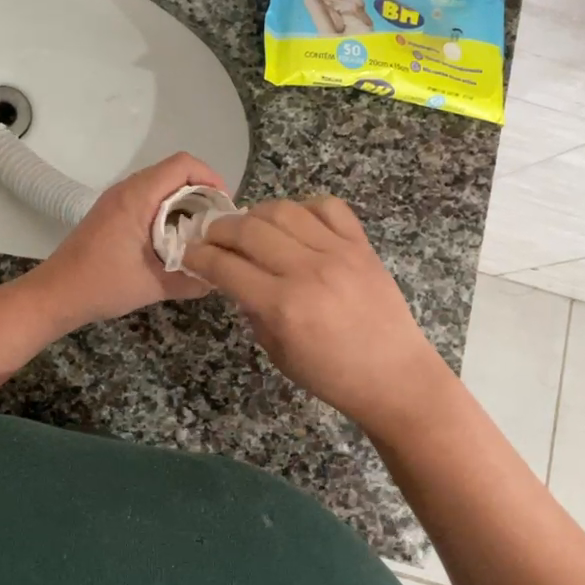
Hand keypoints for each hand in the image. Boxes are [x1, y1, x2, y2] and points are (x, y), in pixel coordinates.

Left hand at [25, 152, 228, 329]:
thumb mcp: (153, 285)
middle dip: (201, 193)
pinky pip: (146, 199)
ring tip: (200, 233)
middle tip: (217, 224)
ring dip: (183, 203)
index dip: (210, 178)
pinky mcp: (110, 213)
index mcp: (137, 197)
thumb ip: (191, 280)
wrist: (56, 294)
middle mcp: (126, 190)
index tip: (224, 207)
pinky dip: (166, 211)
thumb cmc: (101, 284)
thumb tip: (219, 277)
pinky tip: (174, 241)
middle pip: (174, 172)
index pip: (182, 164)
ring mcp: (115, 200)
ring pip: (160, 186)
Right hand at [181, 197, 447, 431]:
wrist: (395, 378)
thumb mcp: (275, 350)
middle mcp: (308, 271)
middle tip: (212, 238)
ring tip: (250, 227)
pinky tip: (295, 224)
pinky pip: (328, 207)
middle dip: (219, 230)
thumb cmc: (330, 375)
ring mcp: (339, 253)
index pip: (225, 265)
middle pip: (248, 229)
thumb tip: (232, 276)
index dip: (198, 256)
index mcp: (282, 306)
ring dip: (256, 214)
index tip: (188, 253)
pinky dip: (304, 208)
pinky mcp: (363, 245)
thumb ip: (251, 308)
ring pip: (283, 210)